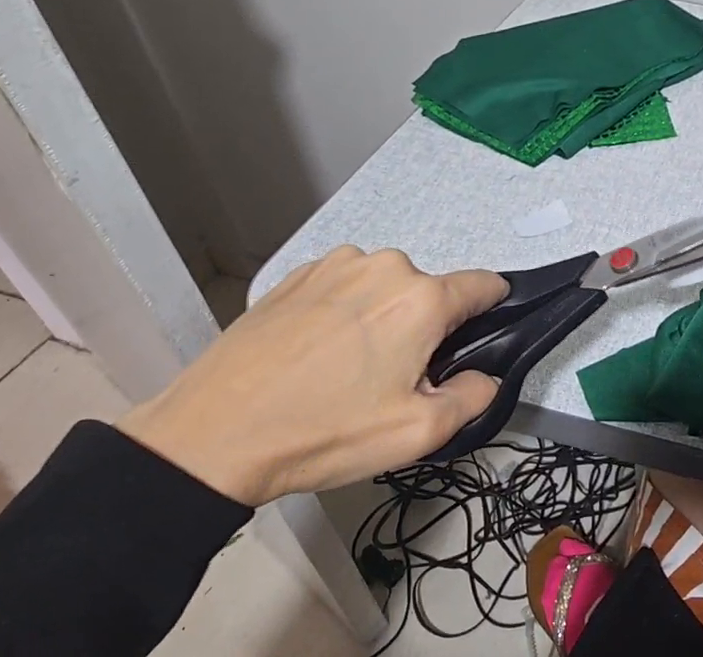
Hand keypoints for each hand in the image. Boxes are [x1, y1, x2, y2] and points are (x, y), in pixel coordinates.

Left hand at [116, 247, 506, 504]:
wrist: (210, 437)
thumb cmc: (320, 433)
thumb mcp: (417, 433)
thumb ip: (474, 398)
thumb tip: (485, 377)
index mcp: (421, 299)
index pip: (484, 285)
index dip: (492, 310)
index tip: (477, 340)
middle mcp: (384, 266)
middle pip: (430, 292)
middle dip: (426, 327)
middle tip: (395, 378)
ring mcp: (336, 265)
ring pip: (386, 288)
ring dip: (383, 317)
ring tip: (347, 368)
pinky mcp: (295, 275)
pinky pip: (344, 287)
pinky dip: (344, 312)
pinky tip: (315, 353)